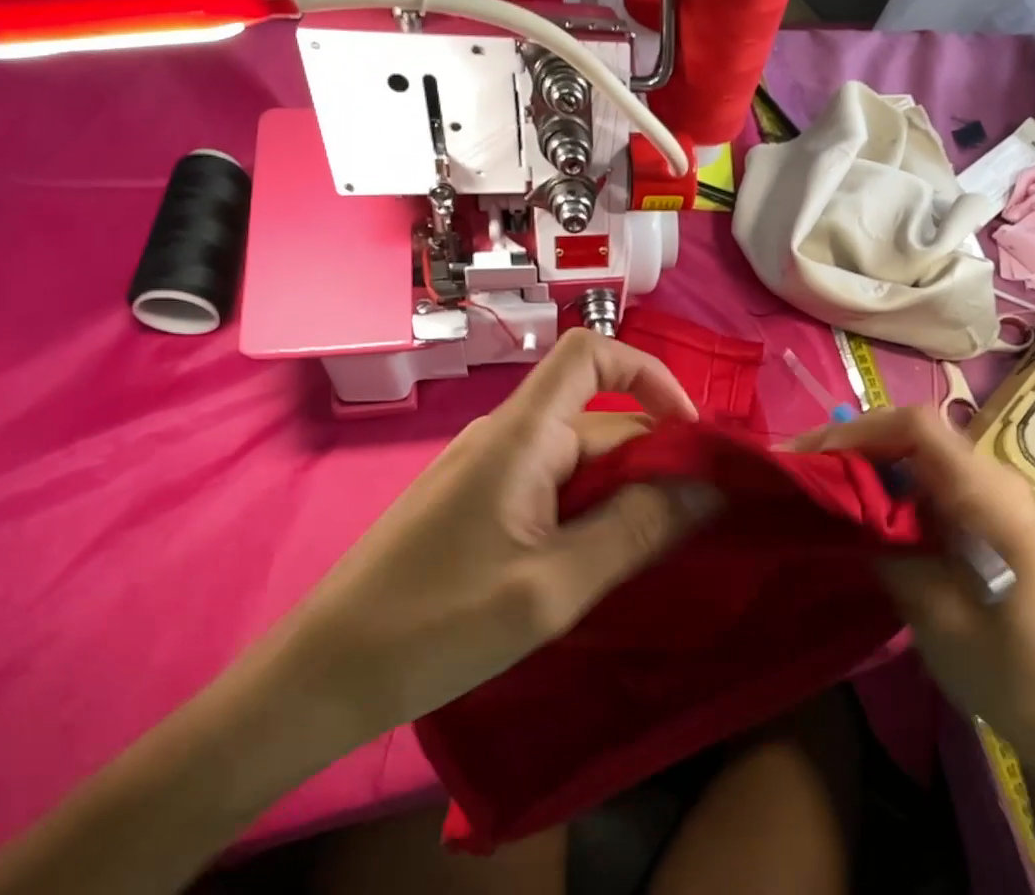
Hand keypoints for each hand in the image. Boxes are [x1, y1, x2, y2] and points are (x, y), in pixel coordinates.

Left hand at [284, 330, 721, 736]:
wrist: (323, 678)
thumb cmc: (437, 627)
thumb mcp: (555, 586)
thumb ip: (638, 530)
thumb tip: (711, 486)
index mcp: (520, 437)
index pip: (591, 355)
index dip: (651, 375)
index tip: (692, 439)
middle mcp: (503, 439)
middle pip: (599, 421)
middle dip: (654, 460)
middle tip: (700, 526)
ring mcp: (485, 474)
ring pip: (579, 463)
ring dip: (626, 494)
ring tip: (658, 552)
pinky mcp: (475, 508)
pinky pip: (551, 491)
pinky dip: (591, 514)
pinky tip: (603, 564)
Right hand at [792, 408, 1034, 768]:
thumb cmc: (1002, 670)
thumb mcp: (932, 611)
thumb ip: (884, 546)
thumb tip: (833, 504)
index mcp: (990, 498)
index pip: (918, 427)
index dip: (856, 432)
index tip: (806, 458)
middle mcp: (996, 482)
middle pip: (916, 435)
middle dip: (854, 446)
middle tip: (797, 472)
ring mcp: (995, 498)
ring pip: (920, 457)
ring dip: (868, 466)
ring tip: (817, 487)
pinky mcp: (988, 517)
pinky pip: (931, 483)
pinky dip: (889, 489)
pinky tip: (858, 511)